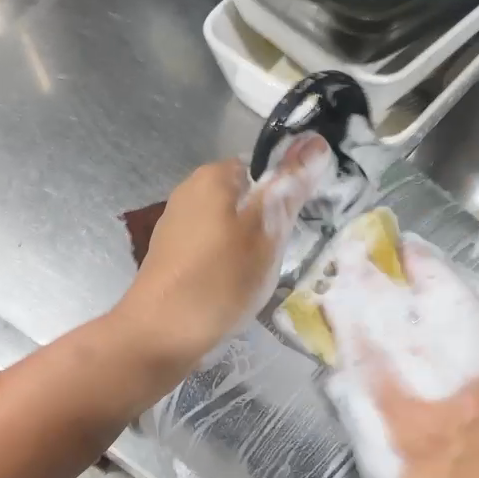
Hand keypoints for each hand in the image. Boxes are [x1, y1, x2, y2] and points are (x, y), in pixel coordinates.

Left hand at [113, 134, 333, 370]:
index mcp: (213, 176)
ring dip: (247, 248)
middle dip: (266, 224)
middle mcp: (189, 192)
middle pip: (245, 199)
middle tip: (278, 257)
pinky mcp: (170, 258)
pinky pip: (210, 251)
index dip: (285, 194)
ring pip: (228, 227)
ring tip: (256, 277)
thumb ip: (290, 188)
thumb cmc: (220, 280)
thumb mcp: (266, 232)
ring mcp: (175, 226)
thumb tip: (317, 142)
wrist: (161, 335)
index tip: (296, 226)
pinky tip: (231, 290)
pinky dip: (225, 265)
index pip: (262, 167)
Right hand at [320, 233, 478, 477]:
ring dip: (428, 265)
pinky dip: (468, 282)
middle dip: (380, 273)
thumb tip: (337, 362)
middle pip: (408, 308)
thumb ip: (355, 412)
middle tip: (361, 251)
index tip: (328, 275)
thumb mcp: (374, 466)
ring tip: (407, 250)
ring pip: (455, 295)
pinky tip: (450, 275)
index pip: (367, 339)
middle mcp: (443, 379)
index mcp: (403, 410)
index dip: (347, 300)